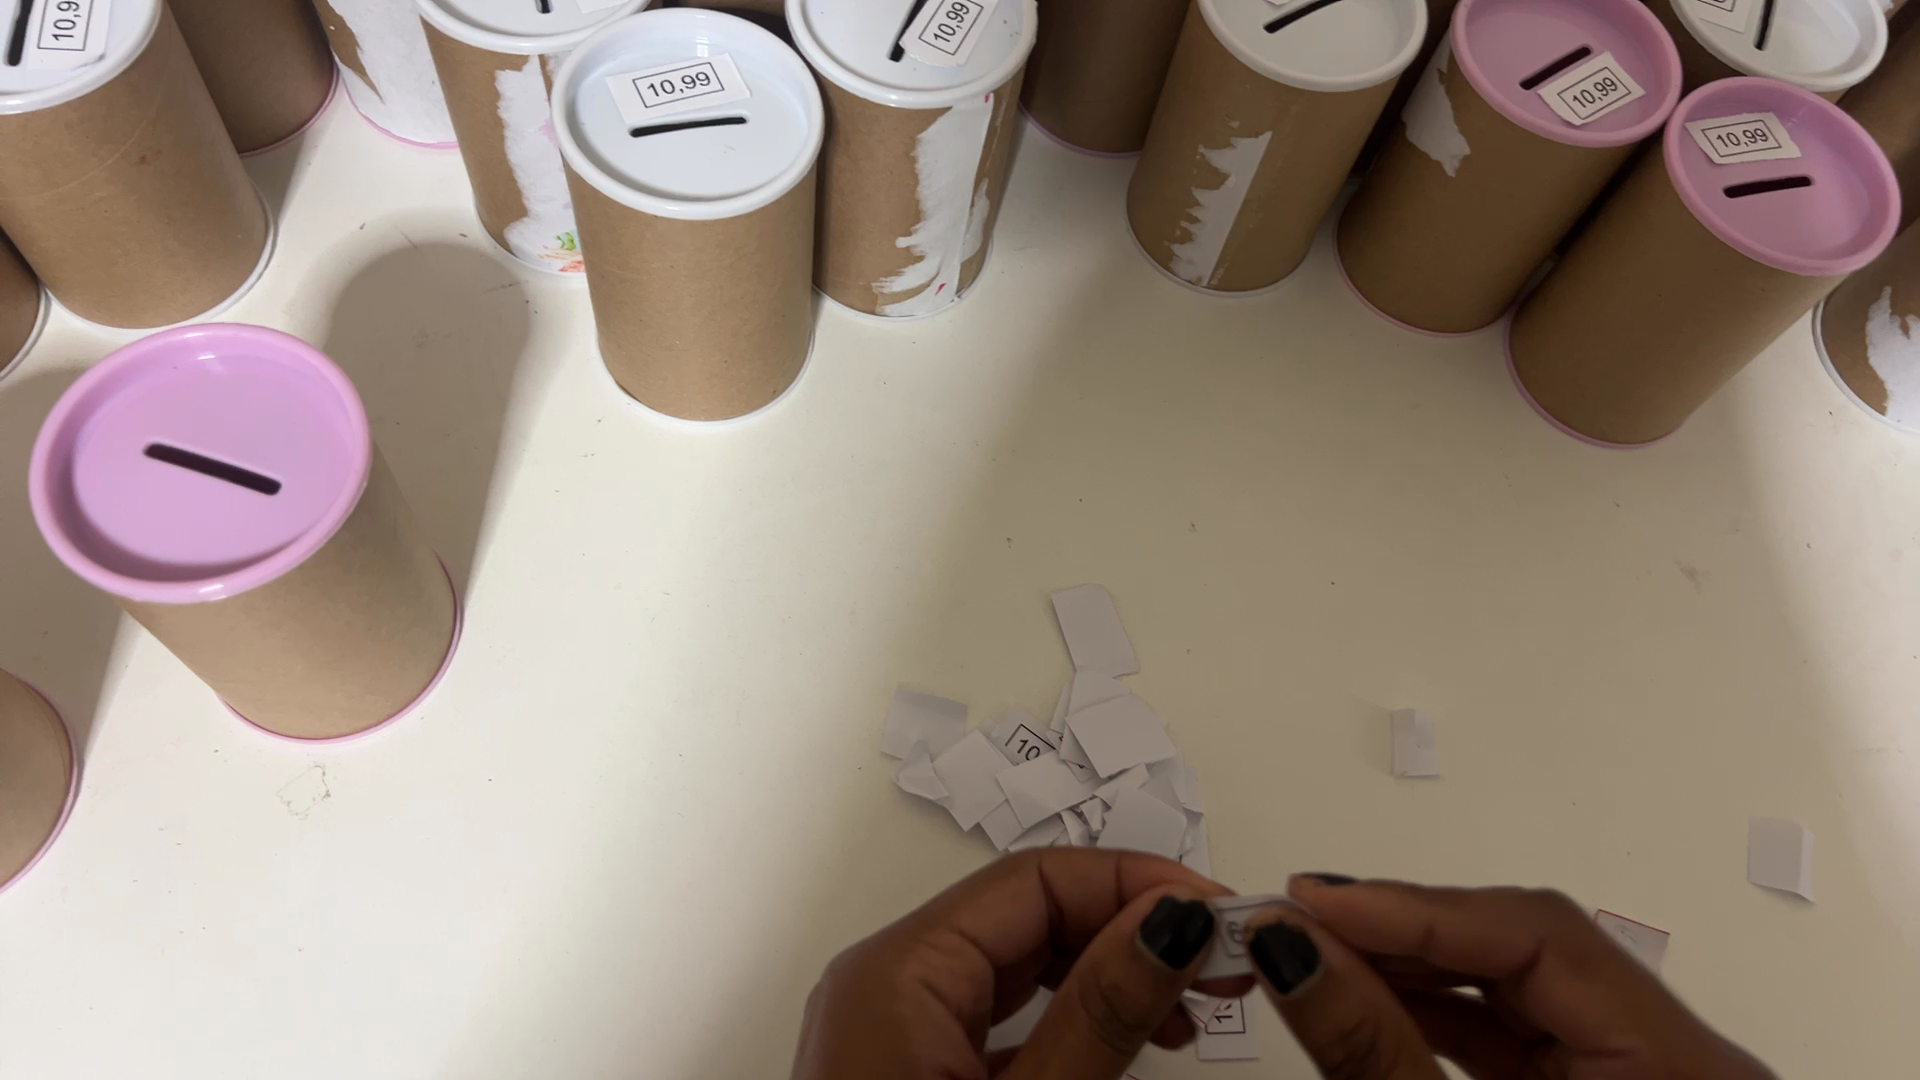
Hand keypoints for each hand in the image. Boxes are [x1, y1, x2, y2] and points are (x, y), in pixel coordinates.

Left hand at [790, 848, 1254, 1079]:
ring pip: (1020, 959)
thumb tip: (1174, 921)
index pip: (1031, 880)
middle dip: (1126, 925)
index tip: (1213, 906)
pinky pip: (1004, 1011)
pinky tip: (1129, 1036)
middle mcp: (893, 976)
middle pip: (1027, 913)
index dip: (1128, 880)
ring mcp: (902, 1020)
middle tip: (1218, 955)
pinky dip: (1071, 1014)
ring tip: (1186, 1003)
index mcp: (899, 968)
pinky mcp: (919, 1062)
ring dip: (1107, 968)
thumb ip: (1099, 1017)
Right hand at [1241, 875, 1777, 1078]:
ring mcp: (1640, 1076)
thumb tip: (1278, 936)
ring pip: (1510, 976)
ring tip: (1314, 949)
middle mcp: (1682, 1063)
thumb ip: (1368, 1050)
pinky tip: (1364, 996)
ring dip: (1404, 960)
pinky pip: (1509, 1024)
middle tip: (1293, 919)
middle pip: (1524, 944)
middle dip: (1398, 928)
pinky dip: (1430, 1005)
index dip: (1415, 908)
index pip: (1541, 938)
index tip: (1306, 901)